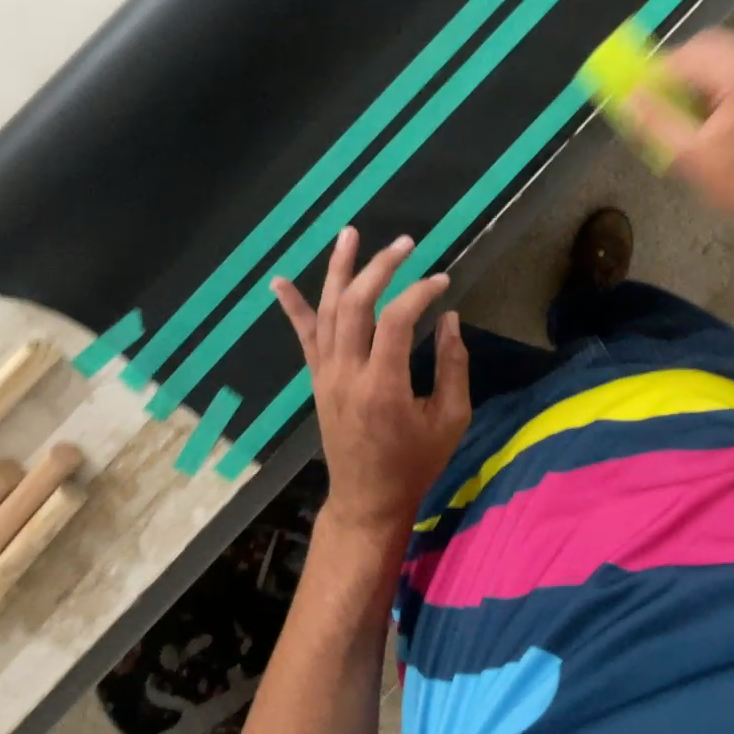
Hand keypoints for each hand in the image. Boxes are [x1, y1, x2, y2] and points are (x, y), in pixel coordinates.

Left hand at [271, 228, 470, 537]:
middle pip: (356, 304)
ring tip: (349, 233)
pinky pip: (304, 336)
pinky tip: (279, 280)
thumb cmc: (415, 462)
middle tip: (405, 243)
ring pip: (327, 311)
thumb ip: (454, 366)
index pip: (398, 319)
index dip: (421, 292)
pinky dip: (293, 306)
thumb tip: (451, 318)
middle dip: (380, 267)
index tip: (444, 281)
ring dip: (338, 269)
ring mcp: (326, 375)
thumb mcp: (451, 419)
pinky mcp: (317, 380)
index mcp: (384, 386)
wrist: (368, 499)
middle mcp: (347, 373)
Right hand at [628, 29, 733, 242]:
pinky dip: (717, 81)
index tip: (635, 94)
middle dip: (676, 74)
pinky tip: (711, 113)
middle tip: (658, 105)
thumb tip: (624, 96)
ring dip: (696, 77)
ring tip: (686, 113)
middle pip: (703, 47)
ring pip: (719, 54)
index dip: (654, 74)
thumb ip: (653, 121)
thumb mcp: (691, 157)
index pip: (683, 56)